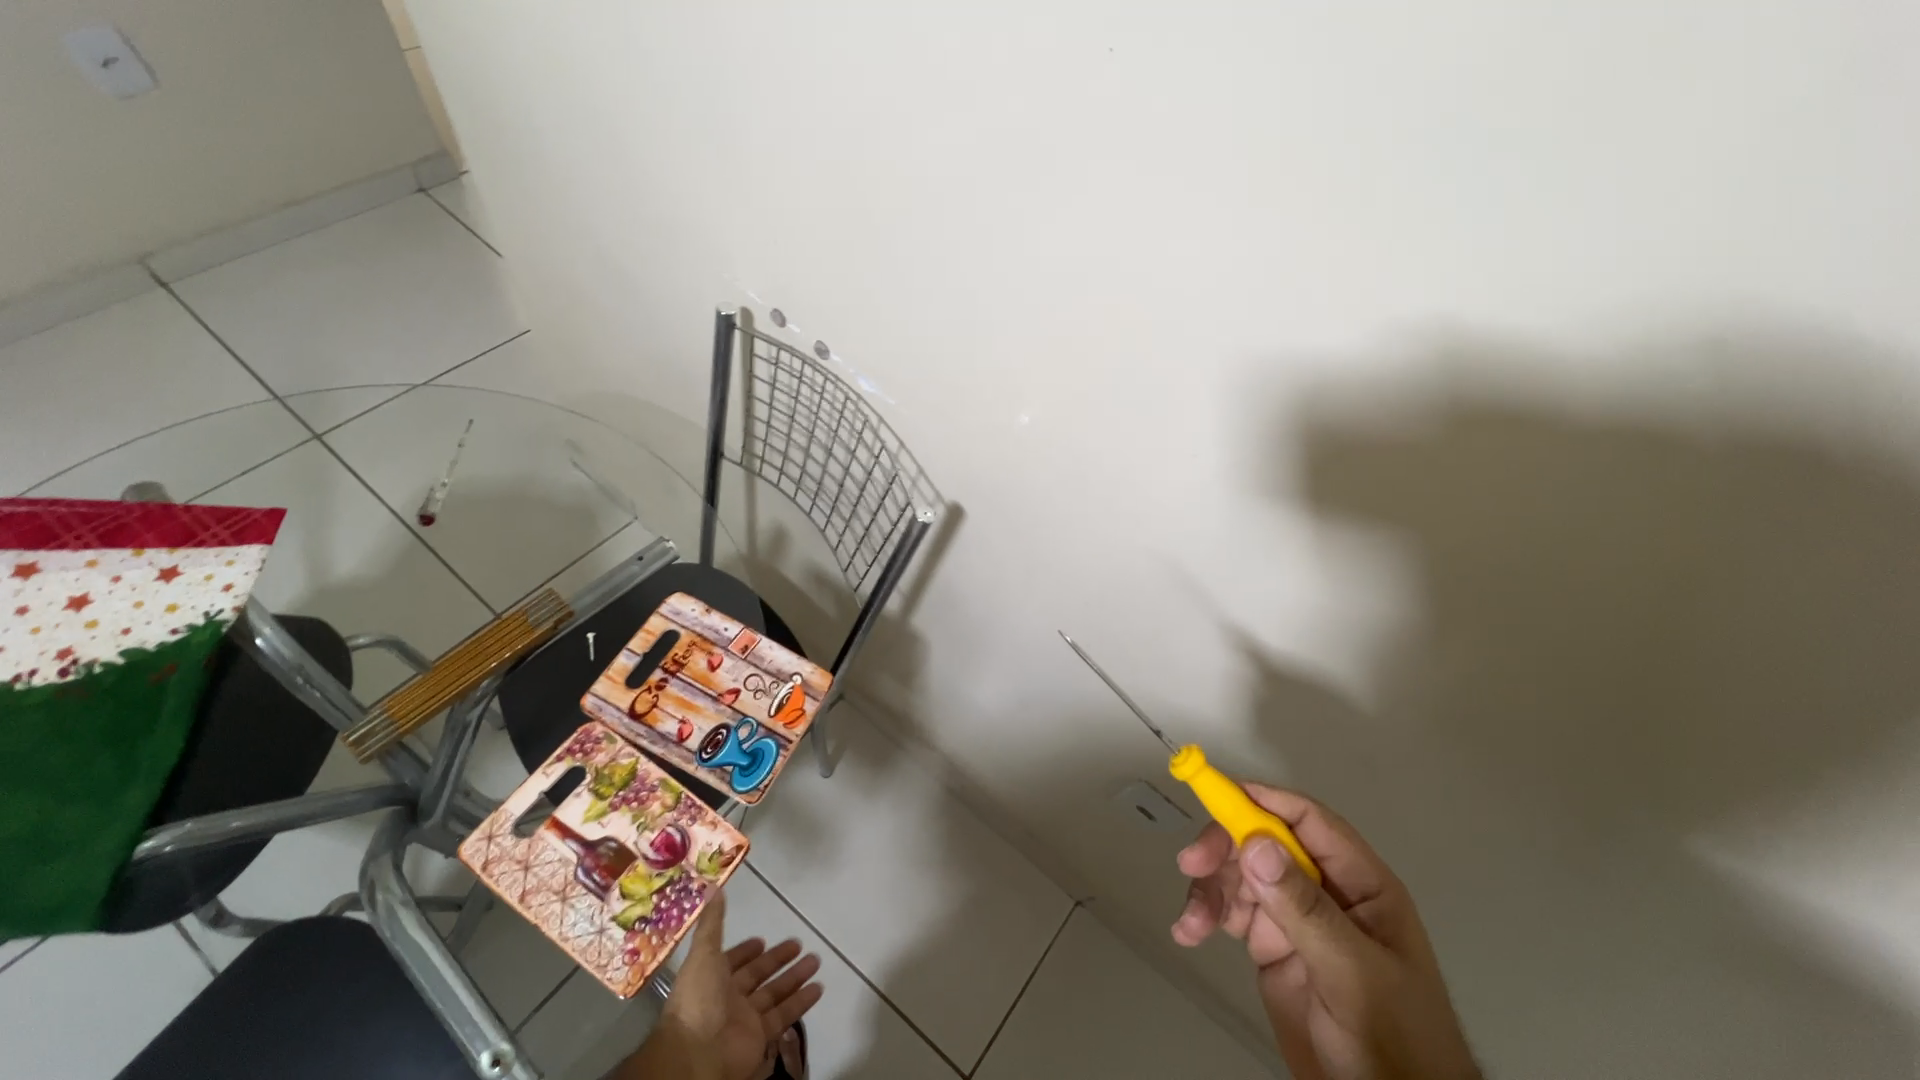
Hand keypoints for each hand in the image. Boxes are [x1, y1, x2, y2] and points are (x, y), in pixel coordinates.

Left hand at [622, 889, 823, 1079]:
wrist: (698, 1054)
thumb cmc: (698, 1000)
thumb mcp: (703, 954)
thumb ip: (712, 924)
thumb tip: (715, 888)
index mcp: (711, 978)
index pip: (732, 962)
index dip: (746, 951)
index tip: (763, 939)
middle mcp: (728, 998)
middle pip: (757, 975)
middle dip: (777, 960)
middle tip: (799, 943)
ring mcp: (746, 1019)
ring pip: (774, 994)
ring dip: (794, 977)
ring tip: (816, 960)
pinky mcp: (762, 1037)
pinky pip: (784, 1015)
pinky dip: (801, 1002)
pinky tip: (819, 987)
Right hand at [1172, 783, 1478, 1079]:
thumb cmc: (1394, 1039)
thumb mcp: (1351, 970)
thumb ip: (1303, 907)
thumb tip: (1255, 843)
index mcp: (1360, 885)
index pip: (1307, 822)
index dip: (1261, 801)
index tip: (1213, 794)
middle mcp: (1326, 893)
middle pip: (1264, 843)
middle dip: (1224, 848)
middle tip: (1192, 865)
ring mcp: (1298, 921)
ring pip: (1241, 876)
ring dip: (1211, 889)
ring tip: (1194, 922)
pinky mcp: (1274, 948)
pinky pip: (1233, 913)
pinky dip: (1207, 916)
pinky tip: (1192, 932)